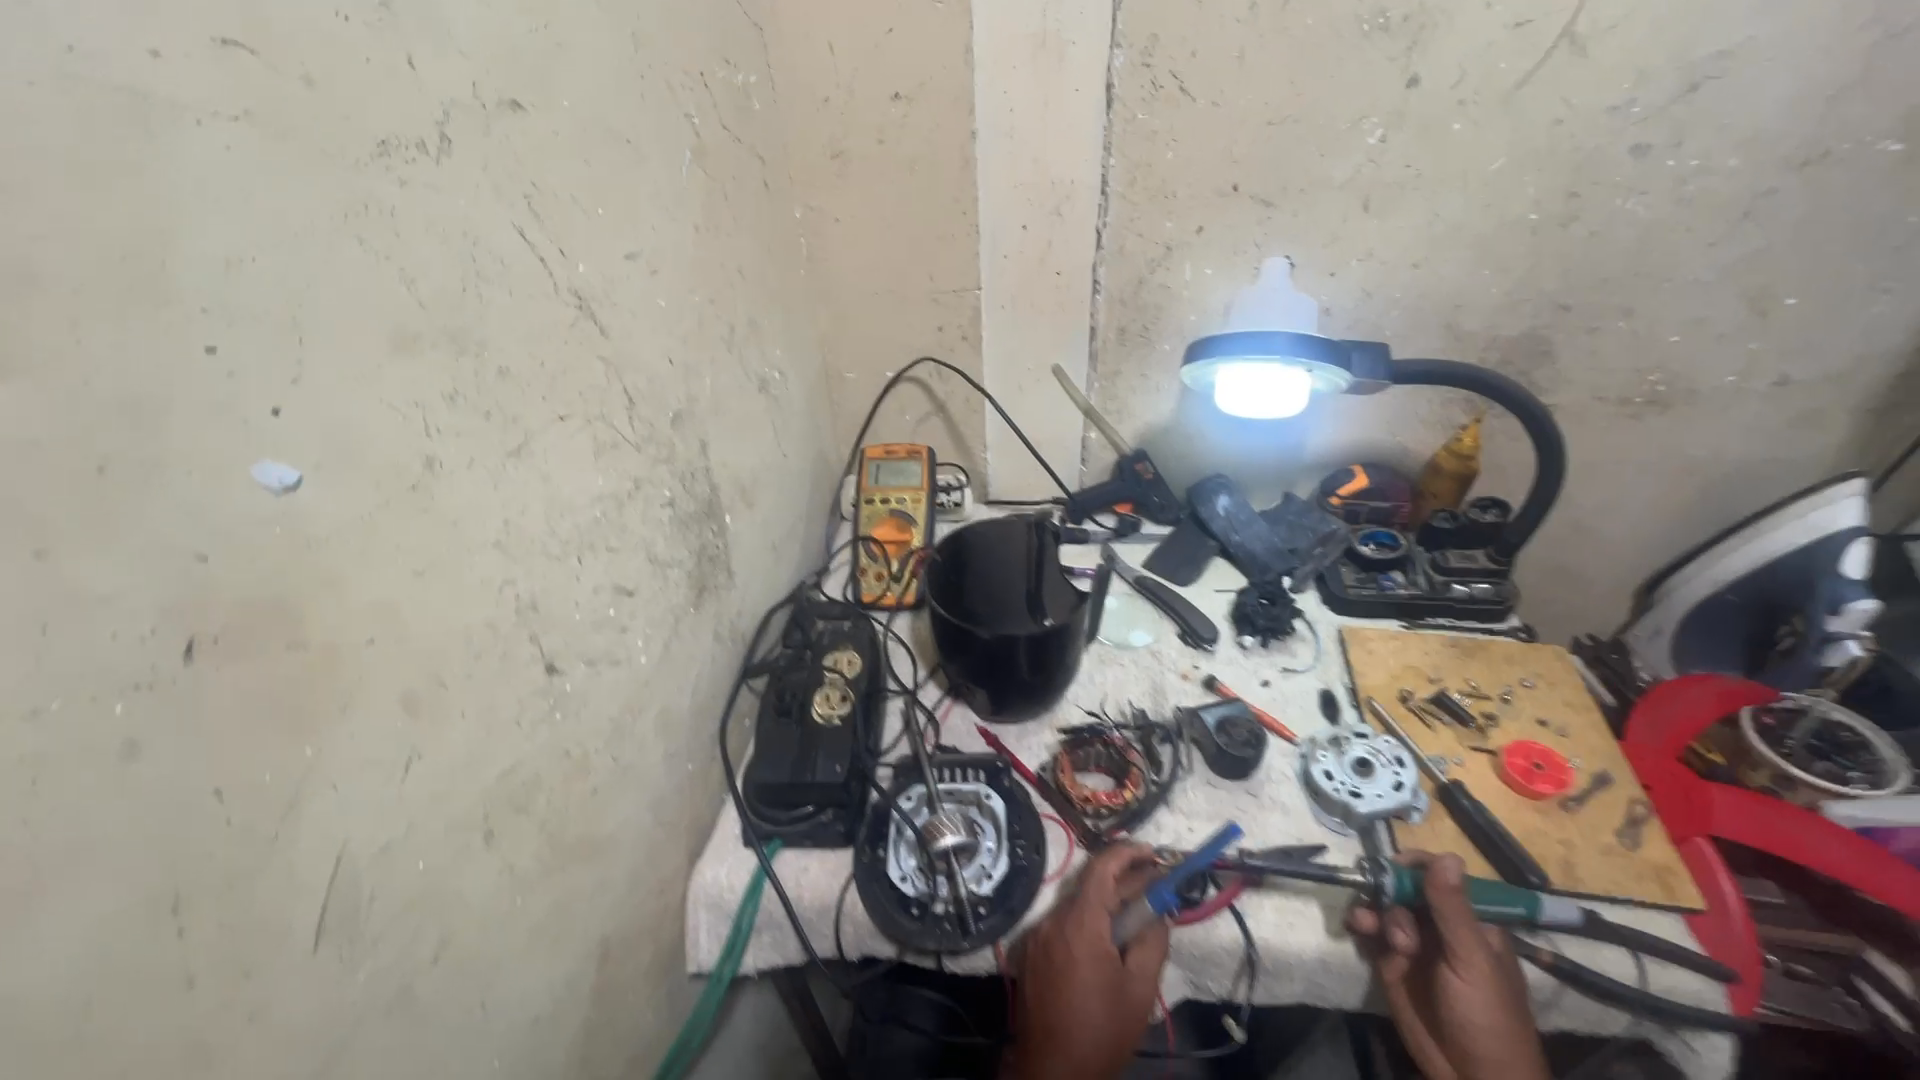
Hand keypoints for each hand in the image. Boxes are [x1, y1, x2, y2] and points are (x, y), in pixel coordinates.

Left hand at [1004, 843, 1170, 1079]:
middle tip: (1158, 885)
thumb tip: (1159, 911)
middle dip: (1125, 882)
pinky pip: (1063, 926)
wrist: (1052, 1072)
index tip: (1154, 853)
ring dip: (1106, 904)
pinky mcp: (1030, 954)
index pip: (1102, 868)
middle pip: (1090, 886)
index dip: (1129, 853)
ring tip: (1138, 915)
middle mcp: (1051, 921)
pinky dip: (1088, 924)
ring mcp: (1036, 937)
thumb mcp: (1139, 989)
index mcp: (1079, 924)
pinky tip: (1109, 941)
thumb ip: (1152, 941)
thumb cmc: (1101, 1032)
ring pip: (1076, 907)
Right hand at [1346, 852, 1549, 1079]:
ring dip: (1375, 910)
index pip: (1440, 876)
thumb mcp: (1471, 960)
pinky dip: (1360, 922)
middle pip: (1405, 887)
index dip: (1416, 866)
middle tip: (1388, 913)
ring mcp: (1414, 943)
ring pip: (1385, 906)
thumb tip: (1448, 855)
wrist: (1472, 1076)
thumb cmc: (1487, 1016)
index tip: (1393, 867)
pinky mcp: (1391, 962)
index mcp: (1471, 920)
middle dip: (1390, 893)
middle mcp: (1440, 925)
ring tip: (1370, 928)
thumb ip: (1453, 910)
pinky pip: (1370, 931)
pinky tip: (1357, 927)